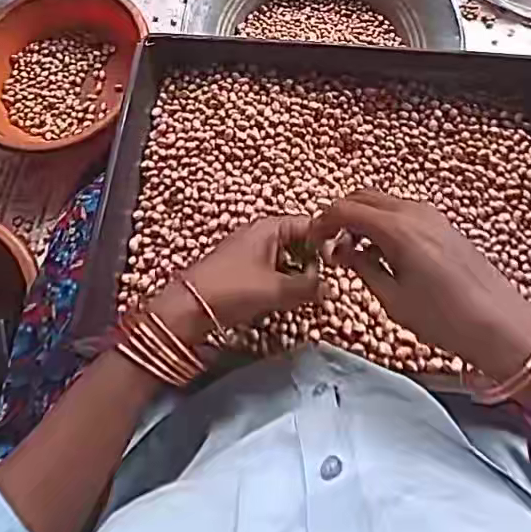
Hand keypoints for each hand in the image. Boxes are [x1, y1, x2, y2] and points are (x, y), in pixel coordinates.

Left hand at [147, 216, 321, 345]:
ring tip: (313, 293)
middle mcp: (262, 233)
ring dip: (301, 274)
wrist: (188, 308)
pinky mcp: (244, 269)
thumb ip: (308, 287)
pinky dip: (286, 281)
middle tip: (330, 282)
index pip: (310, 224)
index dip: (328, 240)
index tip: (342, 262)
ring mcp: (252, 251)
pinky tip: (291, 299)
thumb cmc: (233, 289)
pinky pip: (275, 270)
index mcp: (270, 227)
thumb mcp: (276, 289)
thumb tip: (330, 288)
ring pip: (289, 257)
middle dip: (316, 260)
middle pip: (301, 240)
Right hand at [308, 190, 530, 376]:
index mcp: (398, 228)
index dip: (323, 222)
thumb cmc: (447, 319)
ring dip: (362, 218)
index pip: (345, 208)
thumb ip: (361, 267)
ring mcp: (431, 215)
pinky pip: (401, 212)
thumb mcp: (392, 298)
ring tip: (354, 252)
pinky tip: (382, 252)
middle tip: (330, 244)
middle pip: (362, 197)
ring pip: (382, 202)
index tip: (313, 239)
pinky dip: (382, 222)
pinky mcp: (442, 225)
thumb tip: (342, 251)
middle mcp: (414, 212)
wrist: (504, 328)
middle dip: (341, 216)